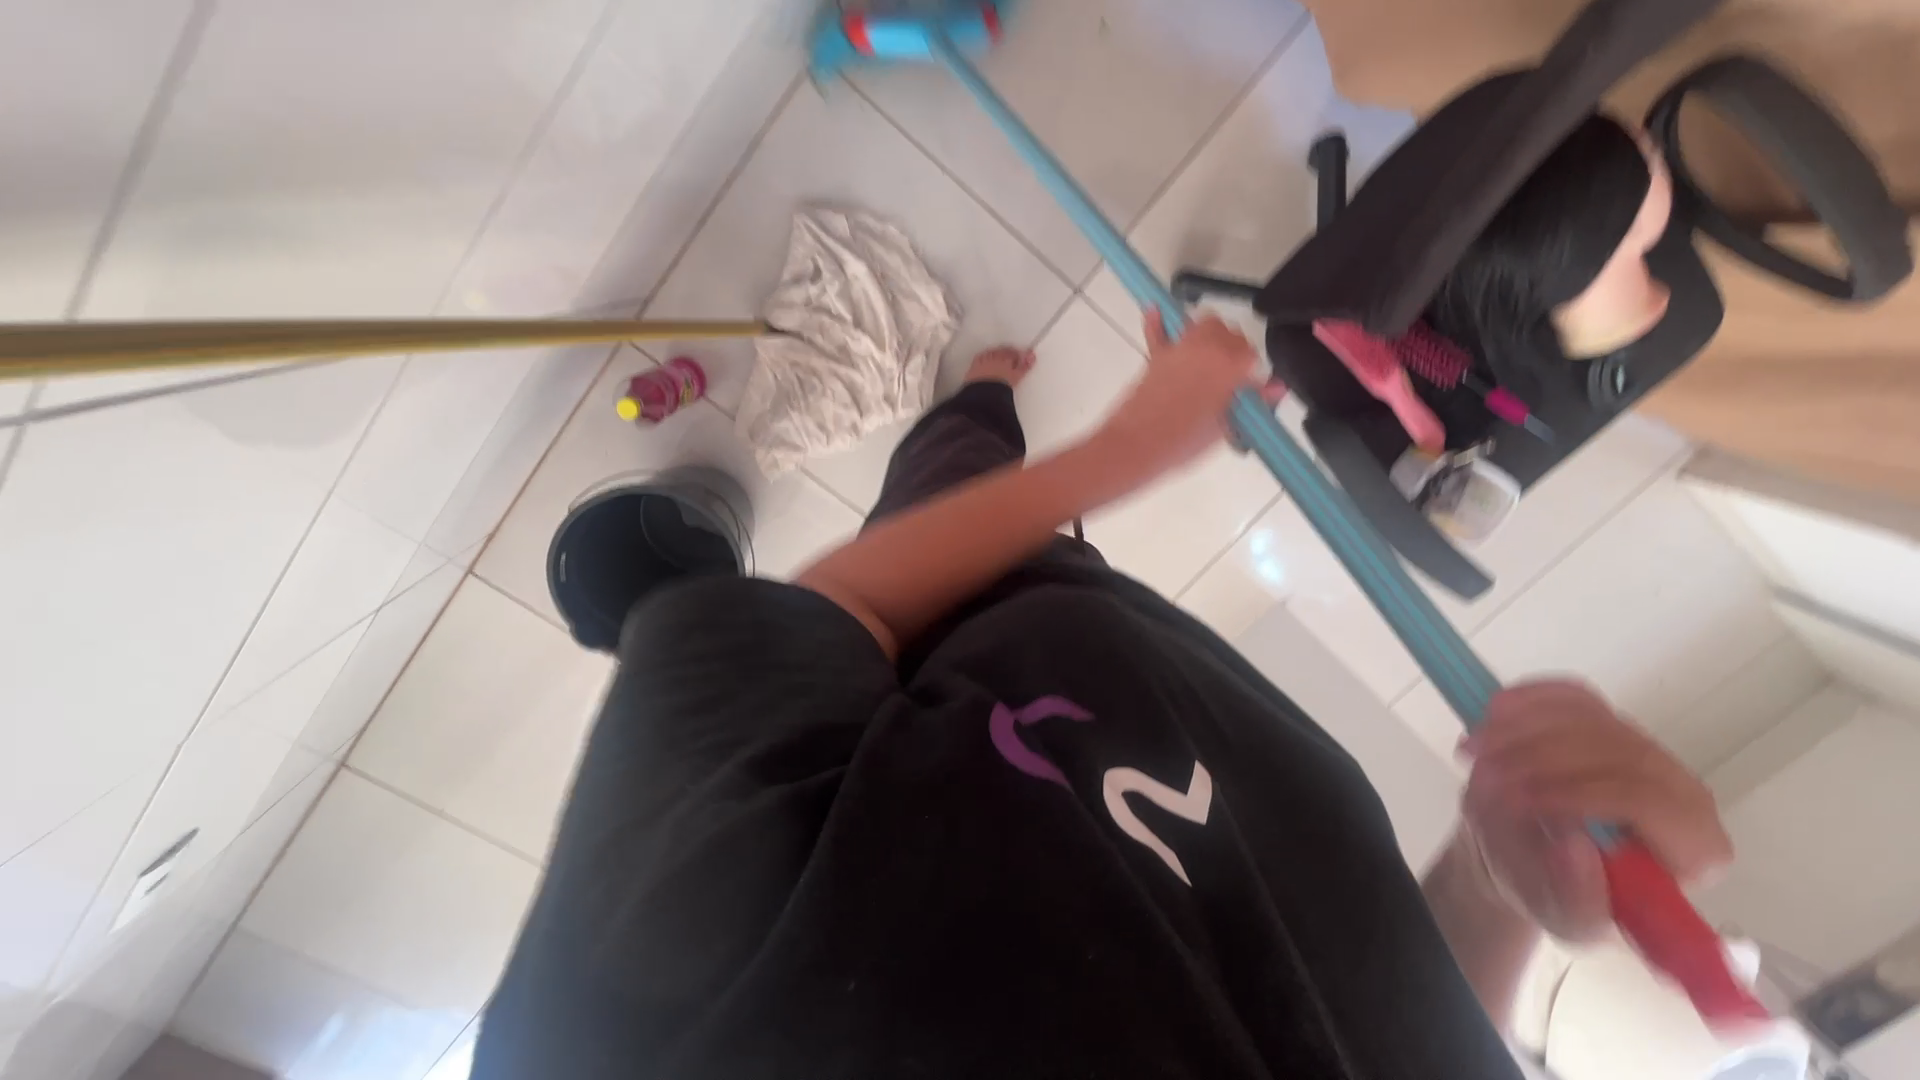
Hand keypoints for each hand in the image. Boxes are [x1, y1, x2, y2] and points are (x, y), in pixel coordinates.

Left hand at [1089, 312, 1281, 480]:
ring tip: (1210, 354)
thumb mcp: (1223, 429)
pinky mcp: (1155, 356)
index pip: (1251, 355)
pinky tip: (1154, 310)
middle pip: (1230, 335)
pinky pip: (1157, 331)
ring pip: (1204, 323)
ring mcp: (1179, 348)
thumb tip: (1276, 387)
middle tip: (1230, 378)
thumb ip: (1251, 402)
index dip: (1250, 373)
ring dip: (1211, 333)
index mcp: (1230, 365)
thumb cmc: (1182, 443)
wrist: (1133, 446)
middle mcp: (1207, 348)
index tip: (1246, 391)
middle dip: (1234, 350)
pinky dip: (1158, 321)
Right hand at [1458, 680, 1731, 942]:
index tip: (1518, 799)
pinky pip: (1574, 696)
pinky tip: (1491, 711)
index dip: (1583, 792)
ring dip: (1522, 725)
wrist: (1527, 861)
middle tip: (1480, 769)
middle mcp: (1682, 793)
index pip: (1653, 802)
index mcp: (1693, 849)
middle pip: (1617, 750)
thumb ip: (1575, 894)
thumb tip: (1576, 848)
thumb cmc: (1555, 897)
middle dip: (1539, 755)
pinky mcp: (1606, 725)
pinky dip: (1529, 697)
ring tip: (1472, 748)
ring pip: (1590, 718)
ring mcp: (1643, 752)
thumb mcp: (1565, 918)